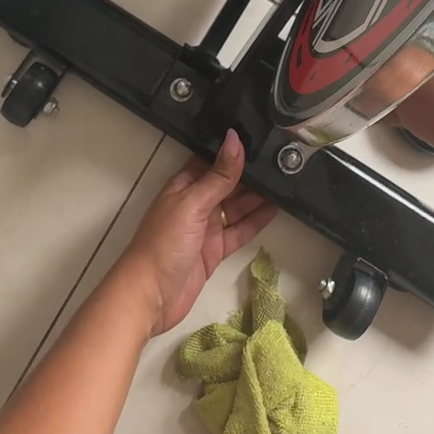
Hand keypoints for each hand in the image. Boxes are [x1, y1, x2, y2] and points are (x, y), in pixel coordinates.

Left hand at [111, 130, 276, 335]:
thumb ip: (218, 175)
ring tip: (283, 181)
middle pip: (226, 183)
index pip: (211, 161)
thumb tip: (234, 138)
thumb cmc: (164, 243)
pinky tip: (273, 210)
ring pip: (235, 207)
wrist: (151, 297)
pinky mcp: (214, 251)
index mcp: (184, 186)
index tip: (259, 137)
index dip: (232, 150)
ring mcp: (205, 228)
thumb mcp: (193, 204)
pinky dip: (254, 222)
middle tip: (280, 159)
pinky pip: (238, 231)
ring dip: (256, 196)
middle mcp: (195, 203)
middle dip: (249, 173)